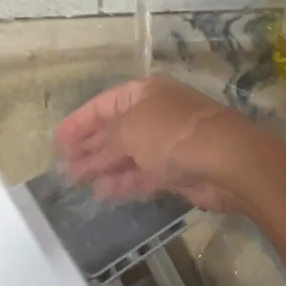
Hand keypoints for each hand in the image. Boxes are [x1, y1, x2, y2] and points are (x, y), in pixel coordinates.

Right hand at [55, 77, 247, 210]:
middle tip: (65, 167)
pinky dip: (123, 182)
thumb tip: (84, 159)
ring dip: (104, 168)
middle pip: (115, 130)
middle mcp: (156, 114)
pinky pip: (143, 174)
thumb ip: (103, 145)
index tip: (58, 142)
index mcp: (144, 92)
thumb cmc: (172, 134)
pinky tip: (103, 193)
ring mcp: (168, 143)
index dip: (79, 122)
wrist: (226, 160)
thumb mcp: (128, 132)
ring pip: (128, 155)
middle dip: (90, 148)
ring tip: (79, 183)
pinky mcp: (178, 170)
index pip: (103, 104)